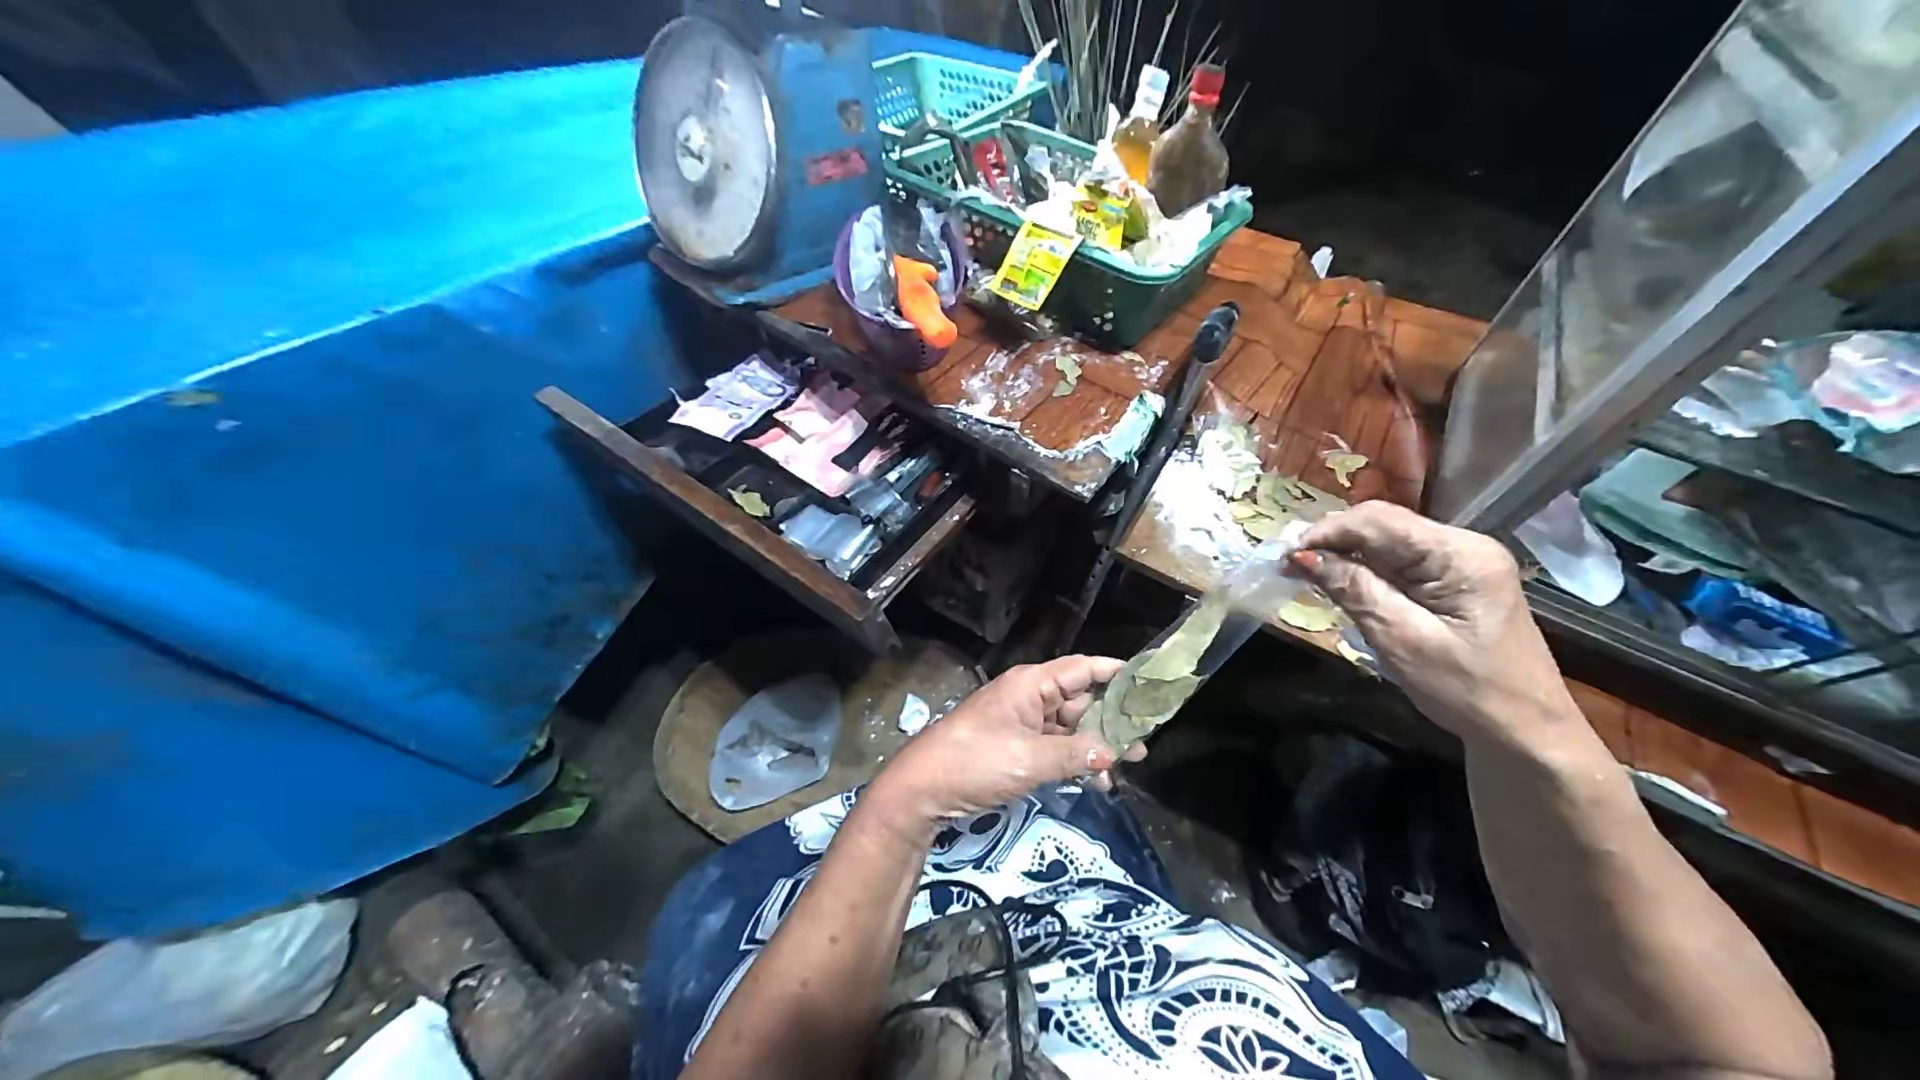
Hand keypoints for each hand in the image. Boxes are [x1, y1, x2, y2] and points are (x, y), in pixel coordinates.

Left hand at [865, 656, 1145, 837]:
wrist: (923, 789)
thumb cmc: (976, 761)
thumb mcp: (1030, 759)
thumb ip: (1076, 755)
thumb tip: (1115, 753)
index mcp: (1031, 685)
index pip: (1082, 669)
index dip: (1116, 674)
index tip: (1150, 684)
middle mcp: (1029, 698)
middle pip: (1080, 701)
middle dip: (1112, 721)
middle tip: (1144, 745)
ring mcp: (1022, 724)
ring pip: (1070, 728)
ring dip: (1095, 747)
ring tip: (1128, 769)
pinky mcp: (1016, 748)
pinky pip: (1055, 748)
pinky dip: (1075, 762)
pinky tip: (1097, 782)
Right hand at [1290, 501, 1581, 752]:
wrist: (1524, 732)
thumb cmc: (1468, 690)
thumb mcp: (1403, 641)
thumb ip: (1355, 591)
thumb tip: (1302, 555)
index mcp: (1462, 555)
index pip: (1380, 521)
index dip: (1327, 532)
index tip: (1286, 557)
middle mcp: (1462, 545)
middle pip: (1382, 525)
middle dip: (1331, 541)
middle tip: (1289, 567)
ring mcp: (1458, 561)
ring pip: (1383, 541)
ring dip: (1342, 555)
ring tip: (1305, 576)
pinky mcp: (1449, 579)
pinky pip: (1394, 561)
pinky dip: (1361, 569)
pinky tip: (1339, 584)